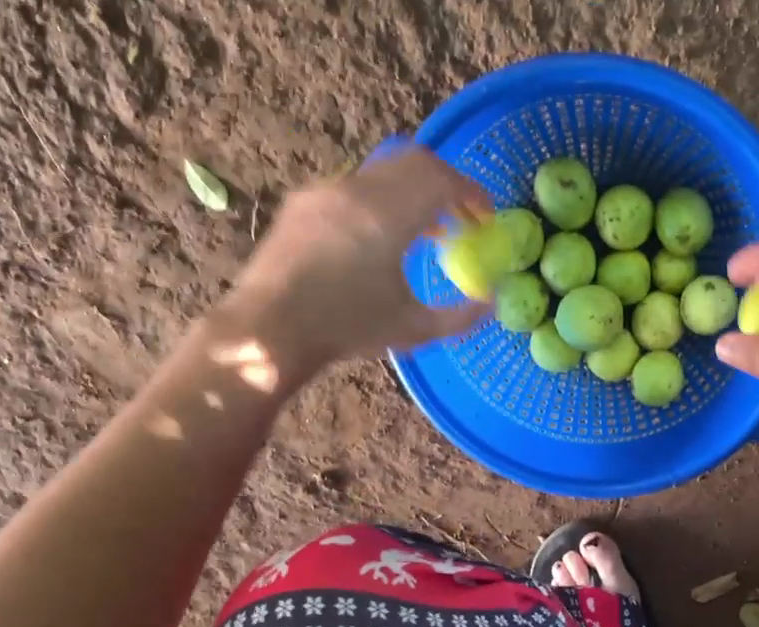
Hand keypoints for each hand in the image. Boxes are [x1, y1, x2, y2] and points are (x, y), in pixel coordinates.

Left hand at [214, 148, 487, 383]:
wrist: (268, 331)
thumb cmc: (346, 330)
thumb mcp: (414, 330)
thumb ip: (460, 317)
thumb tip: (490, 303)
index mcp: (387, 216)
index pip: (442, 180)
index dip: (472, 193)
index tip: (487, 216)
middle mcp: (356, 190)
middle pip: (416, 163)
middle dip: (448, 185)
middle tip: (464, 217)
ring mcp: (326, 191)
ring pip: (384, 172)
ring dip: (415, 192)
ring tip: (428, 231)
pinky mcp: (304, 202)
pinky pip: (356, 186)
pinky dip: (384, 200)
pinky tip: (384, 238)